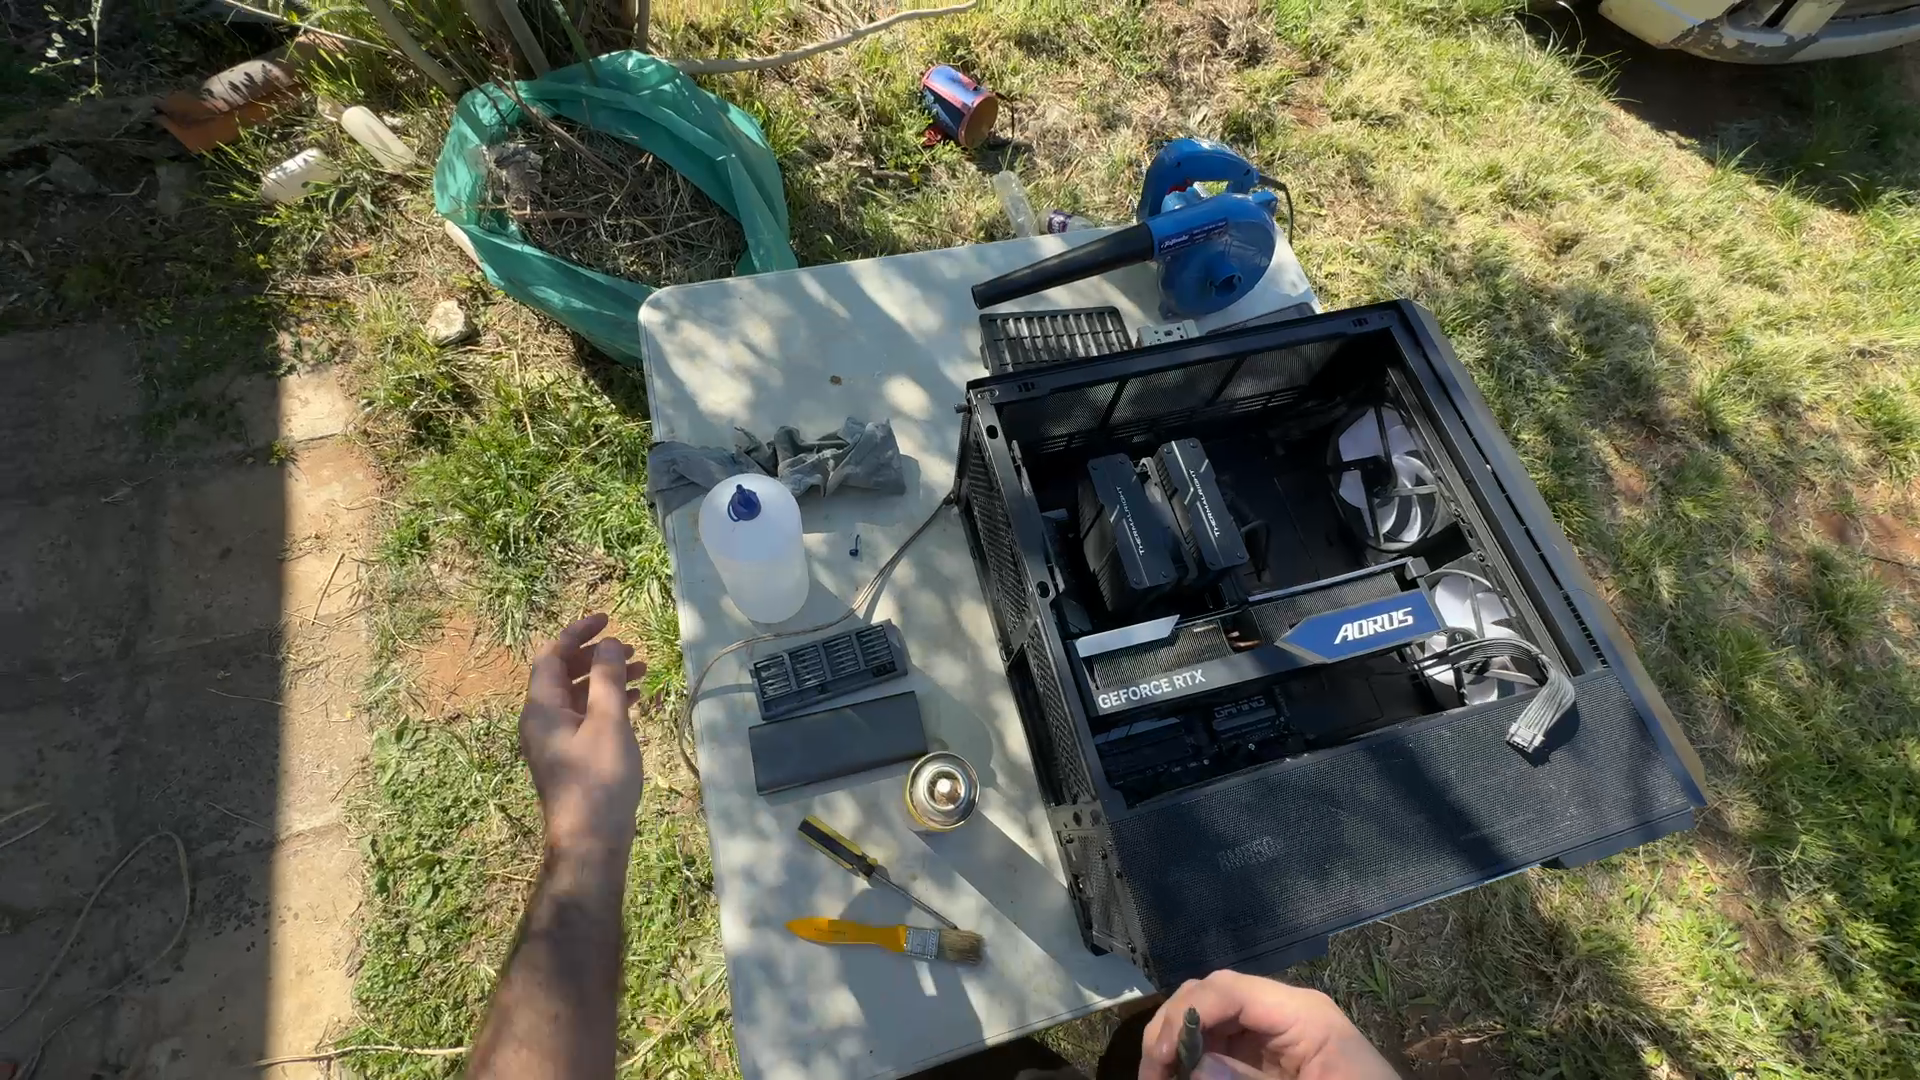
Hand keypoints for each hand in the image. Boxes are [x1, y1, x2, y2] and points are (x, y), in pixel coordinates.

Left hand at [519, 613, 645, 856]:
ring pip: (578, 695)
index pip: (551, 657)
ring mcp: (555, 740)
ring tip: (641, 668)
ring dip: (605, 677)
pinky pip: (586, 715)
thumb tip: (608, 643)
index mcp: (542, 710)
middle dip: (595, 655)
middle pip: (563, 673)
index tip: (607, 617)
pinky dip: (608, 700)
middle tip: (629, 646)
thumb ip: (607, 678)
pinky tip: (634, 699)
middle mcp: (541, 721)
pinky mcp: (571, 755)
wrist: (591, 838)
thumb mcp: (608, 722)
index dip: (577, 633)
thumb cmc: (599, 778)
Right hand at [1138, 971, 1398, 1079]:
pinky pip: (1224, 1042)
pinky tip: (1181, 1074)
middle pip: (1213, 995)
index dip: (1186, 1013)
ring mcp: (1278, 1031)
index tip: (1160, 1054)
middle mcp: (1285, 1010)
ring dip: (1179, 1042)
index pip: (1228, 989)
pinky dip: (1198, 1057)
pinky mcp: (1273, 1055)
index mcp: (1303, 1012)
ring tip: (1158, 1075)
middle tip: (1151, 1070)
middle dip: (1174, 1025)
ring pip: (1211, 1017)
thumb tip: (1191, 1065)